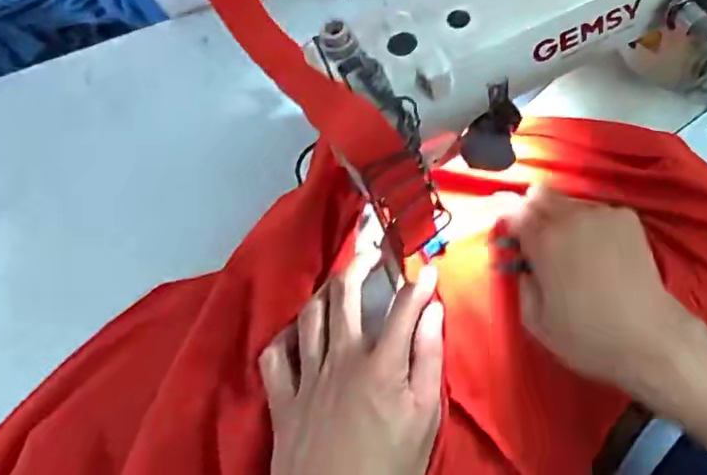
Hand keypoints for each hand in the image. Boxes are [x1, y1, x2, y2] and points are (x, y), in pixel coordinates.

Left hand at [259, 225, 443, 474]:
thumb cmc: (388, 467)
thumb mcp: (424, 418)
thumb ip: (429, 358)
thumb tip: (432, 311)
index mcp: (382, 363)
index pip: (404, 305)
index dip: (420, 282)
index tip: (430, 268)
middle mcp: (342, 360)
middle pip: (345, 296)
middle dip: (360, 264)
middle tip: (371, 252)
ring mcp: (308, 379)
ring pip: (310, 316)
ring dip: (326, 290)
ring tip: (339, 280)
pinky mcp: (283, 403)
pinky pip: (274, 357)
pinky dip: (286, 336)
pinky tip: (300, 330)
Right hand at [502, 186, 691, 394]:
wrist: (646, 333)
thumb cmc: (586, 336)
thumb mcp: (536, 321)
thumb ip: (521, 283)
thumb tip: (521, 262)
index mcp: (546, 241)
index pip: (517, 213)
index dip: (512, 224)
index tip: (515, 239)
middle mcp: (572, 217)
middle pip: (542, 195)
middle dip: (535, 211)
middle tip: (541, 238)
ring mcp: (603, 212)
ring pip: (572, 203)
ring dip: (565, 218)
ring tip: (576, 250)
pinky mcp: (627, 215)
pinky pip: (599, 212)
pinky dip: (594, 225)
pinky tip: (604, 252)